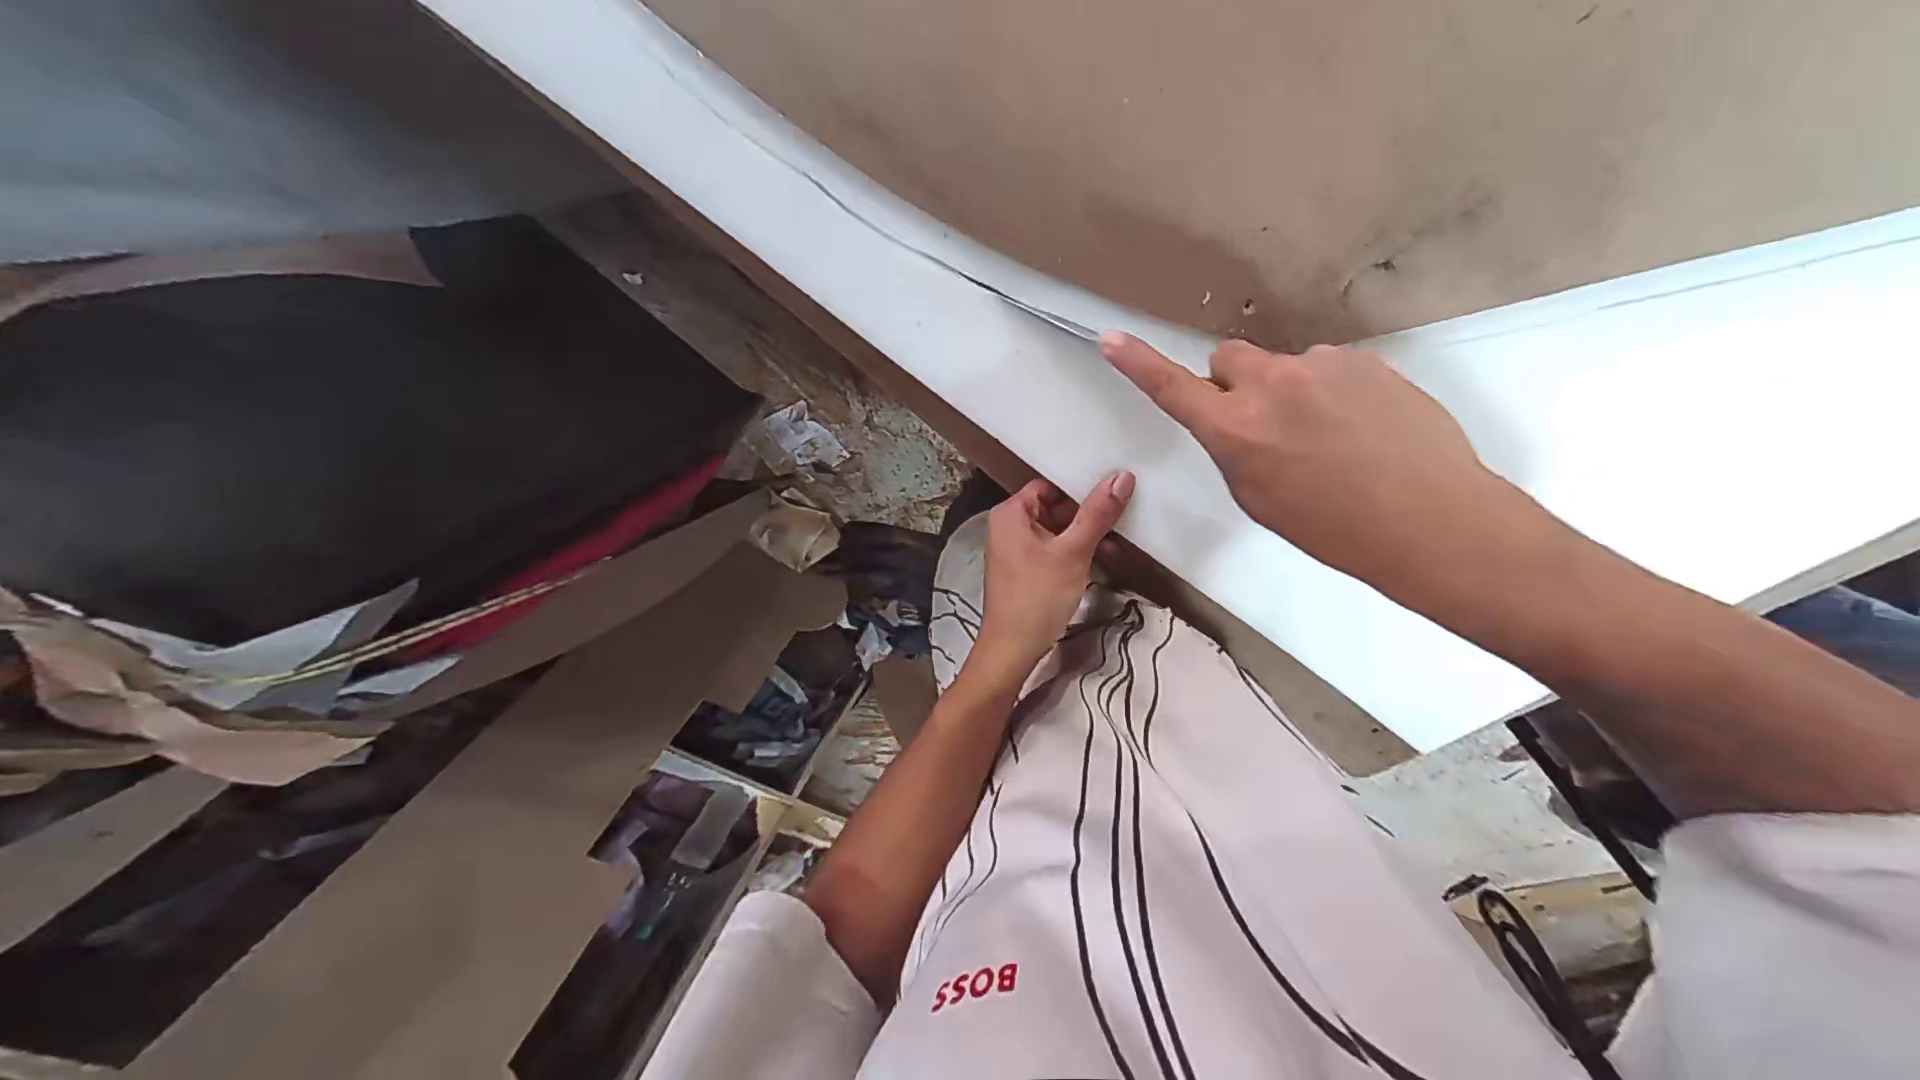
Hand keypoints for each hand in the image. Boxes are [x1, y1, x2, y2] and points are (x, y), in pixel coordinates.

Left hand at [970, 473, 1134, 683]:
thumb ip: (1097, 514)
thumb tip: (1122, 477)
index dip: (1079, 486)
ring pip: (1058, 530)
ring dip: (1086, 535)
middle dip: (1087, 514)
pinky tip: (1104, 557)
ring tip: (1118, 540)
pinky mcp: (1027, 570)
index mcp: (1011, 513)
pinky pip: (1054, 550)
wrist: (1013, 649)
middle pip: (1055, 507)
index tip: (1113, 488)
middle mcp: (1009, 526)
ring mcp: (1017, 550)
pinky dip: (1076, 552)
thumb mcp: (1073, 552)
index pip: (1049, 485)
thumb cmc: (1037, 596)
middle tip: (1122, 515)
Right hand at [1098, 332, 1538, 598]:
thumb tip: (1238, 424)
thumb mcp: (1256, 498)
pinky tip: (1359, 428)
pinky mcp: (1365, 361)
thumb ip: (1233, 450)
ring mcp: (1322, 366)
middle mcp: (1272, 385)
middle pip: (1229, 359)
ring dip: (1289, 391)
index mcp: (1235, 429)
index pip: (1172, 387)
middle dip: (1233, 383)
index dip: (1137, 364)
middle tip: (1261, 422)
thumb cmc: (1333, 526)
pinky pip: (1327, 368)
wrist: (1428, 519)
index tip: (1112, 339)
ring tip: (1328, 437)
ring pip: (1283, 366)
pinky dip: (1330, 392)